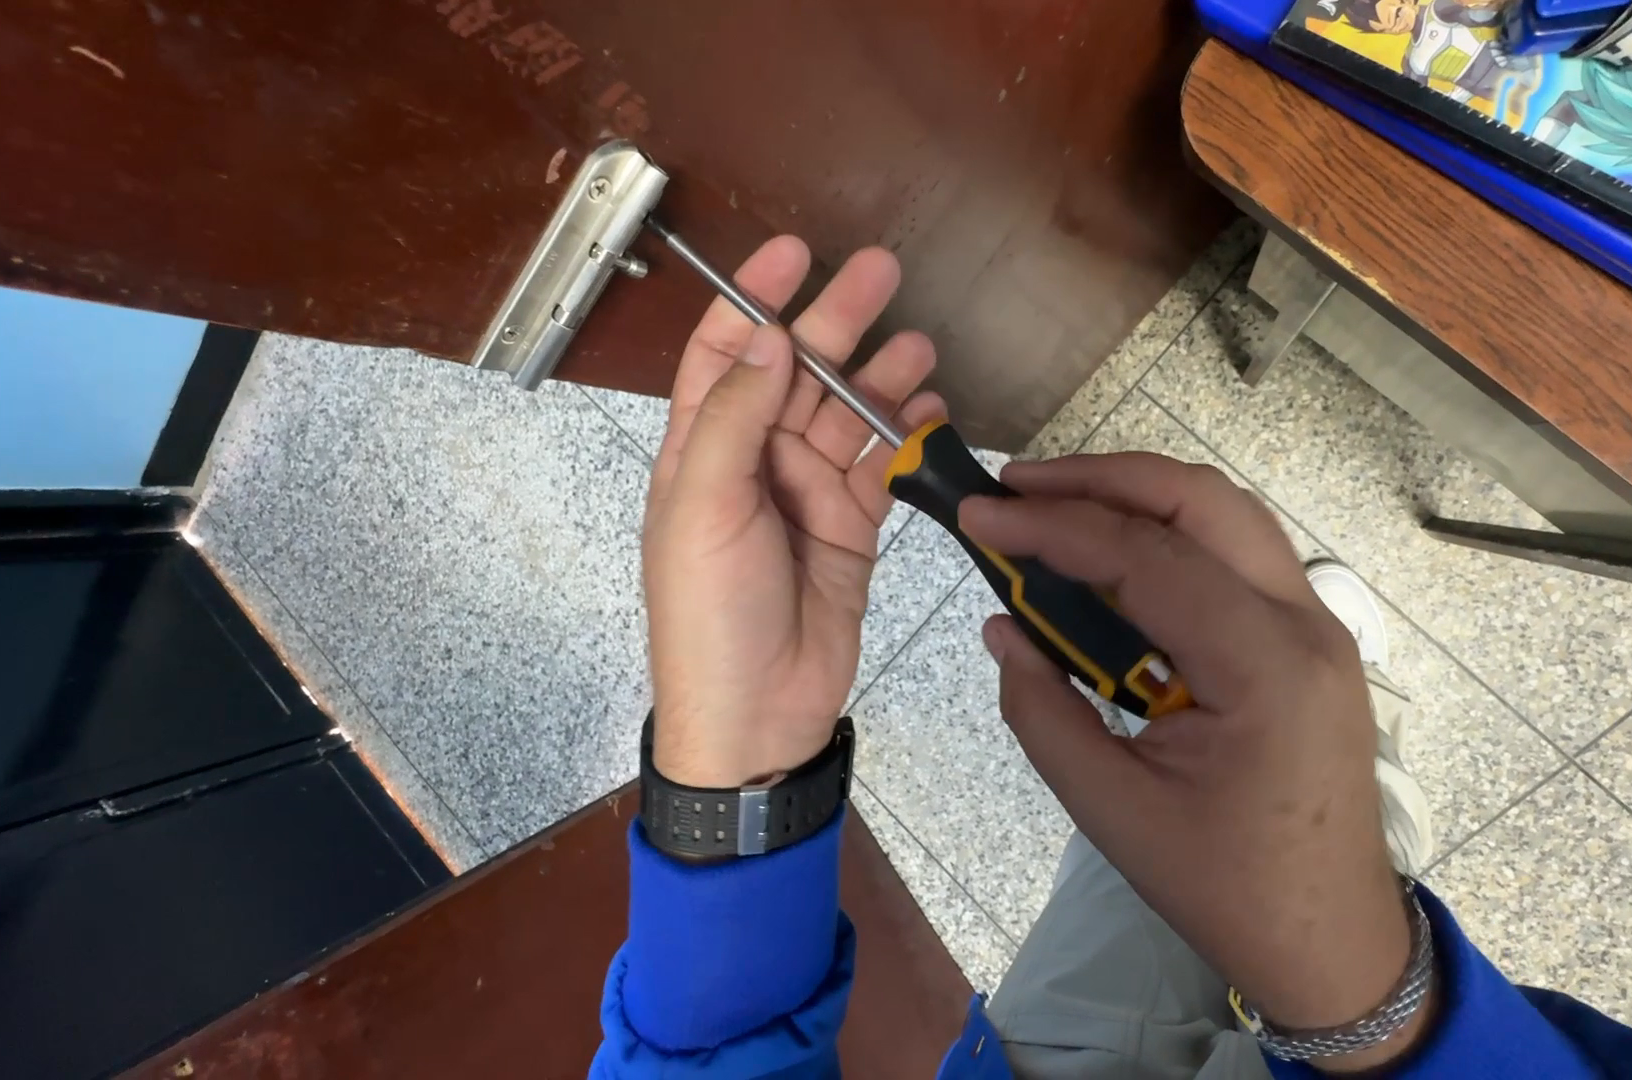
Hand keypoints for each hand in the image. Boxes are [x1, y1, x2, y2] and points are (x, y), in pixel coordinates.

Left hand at [643, 236, 942, 788]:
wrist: (761, 710)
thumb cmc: (713, 611)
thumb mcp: (704, 509)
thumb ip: (733, 421)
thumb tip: (765, 340)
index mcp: (703, 451)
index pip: (724, 355)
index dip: (752, 300)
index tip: (792, 254)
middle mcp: (756, 462)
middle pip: (797, 374)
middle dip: (836, 323)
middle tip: (881, 273)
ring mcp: (808, 492)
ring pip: (847, 416)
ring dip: (880, 378)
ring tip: (917, 347)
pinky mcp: (853, 524)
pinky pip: (883, 466)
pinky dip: (905, 435)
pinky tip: (928, 408)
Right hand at [959, 454, 1428, 1072]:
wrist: (1331, 941)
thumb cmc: (1224, 886)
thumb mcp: (1111, 810)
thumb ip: (1042, 710)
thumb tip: (1000, 627)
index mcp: (1264, 667)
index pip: (1146, 557)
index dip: (1052, 524)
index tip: (980, 512)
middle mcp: (1304, 621)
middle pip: (1200, 498)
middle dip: (1099, 478)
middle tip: (1017, 486)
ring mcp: (1314, 622)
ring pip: (1222, 511)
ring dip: (1134, 492)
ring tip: (1053, 503)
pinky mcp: (1302, 633)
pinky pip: (1231, 548)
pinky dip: (1164, 529)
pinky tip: (1110, 549)